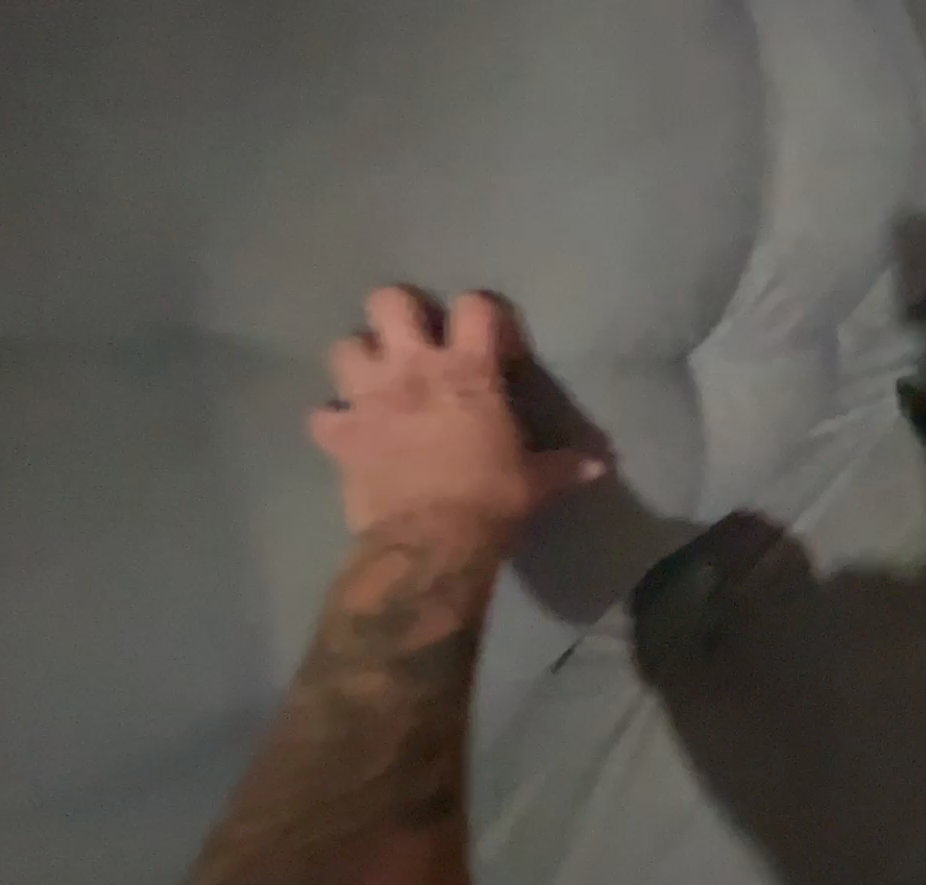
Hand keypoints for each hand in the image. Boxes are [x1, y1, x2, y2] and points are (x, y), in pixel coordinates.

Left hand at [309, 287, 604, 537]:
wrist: (433, 541)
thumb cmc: (494, 500)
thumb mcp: (539, 482)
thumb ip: (566, 465)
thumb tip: (601, 465)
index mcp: (469, 372)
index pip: (475, 307)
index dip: (484, 315)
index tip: (495, 344)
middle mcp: (412, 369)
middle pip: (388, 301)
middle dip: (402, 315)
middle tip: (420, 344)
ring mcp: (367, 398)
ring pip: (344, 346)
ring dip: (361, 360)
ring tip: (381, 383)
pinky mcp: (338, 434)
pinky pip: (324, 415)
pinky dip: (336, 421)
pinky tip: (352, 434)